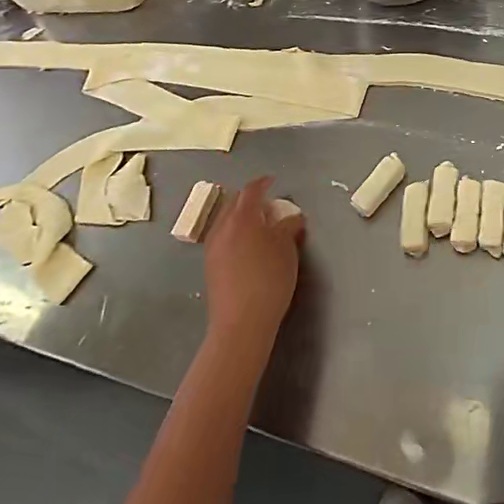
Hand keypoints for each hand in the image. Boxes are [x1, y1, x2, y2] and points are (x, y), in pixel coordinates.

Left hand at [203, 176, 303, 339]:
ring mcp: (212, 247)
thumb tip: (293, 218)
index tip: (272, 181)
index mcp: (242, 218)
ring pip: (226, 221)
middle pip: (234, 204)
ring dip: (241, 218)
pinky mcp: (210, 265)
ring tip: (259, 227)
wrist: (241, 322)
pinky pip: (222, 238)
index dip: (263, 183)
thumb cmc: (269, 280)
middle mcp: (222, 227)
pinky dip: (235, 234)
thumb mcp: (287, 250)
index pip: (251, 191)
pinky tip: (248, 248)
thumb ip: (289, 228)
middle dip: (250, 200)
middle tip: (268, 204)